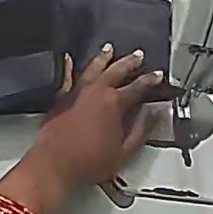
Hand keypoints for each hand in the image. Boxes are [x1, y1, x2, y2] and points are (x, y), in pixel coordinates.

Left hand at [0, 46, 162, 213]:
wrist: (55, 164)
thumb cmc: (88, 161)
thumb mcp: (124, 152)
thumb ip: (140, 131)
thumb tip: (151, 115)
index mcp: (114, 104)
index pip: (138, 87)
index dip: (150, 80)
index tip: (157, 75)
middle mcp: (96, 92)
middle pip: (117, 71)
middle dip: (130, 62)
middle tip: (139, 55)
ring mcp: (77, 92)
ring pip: (93, 68)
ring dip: (103, 58)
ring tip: (109, 49)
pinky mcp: (61, 97)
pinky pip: (66, 76)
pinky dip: (68, 65)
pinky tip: (67, 58)